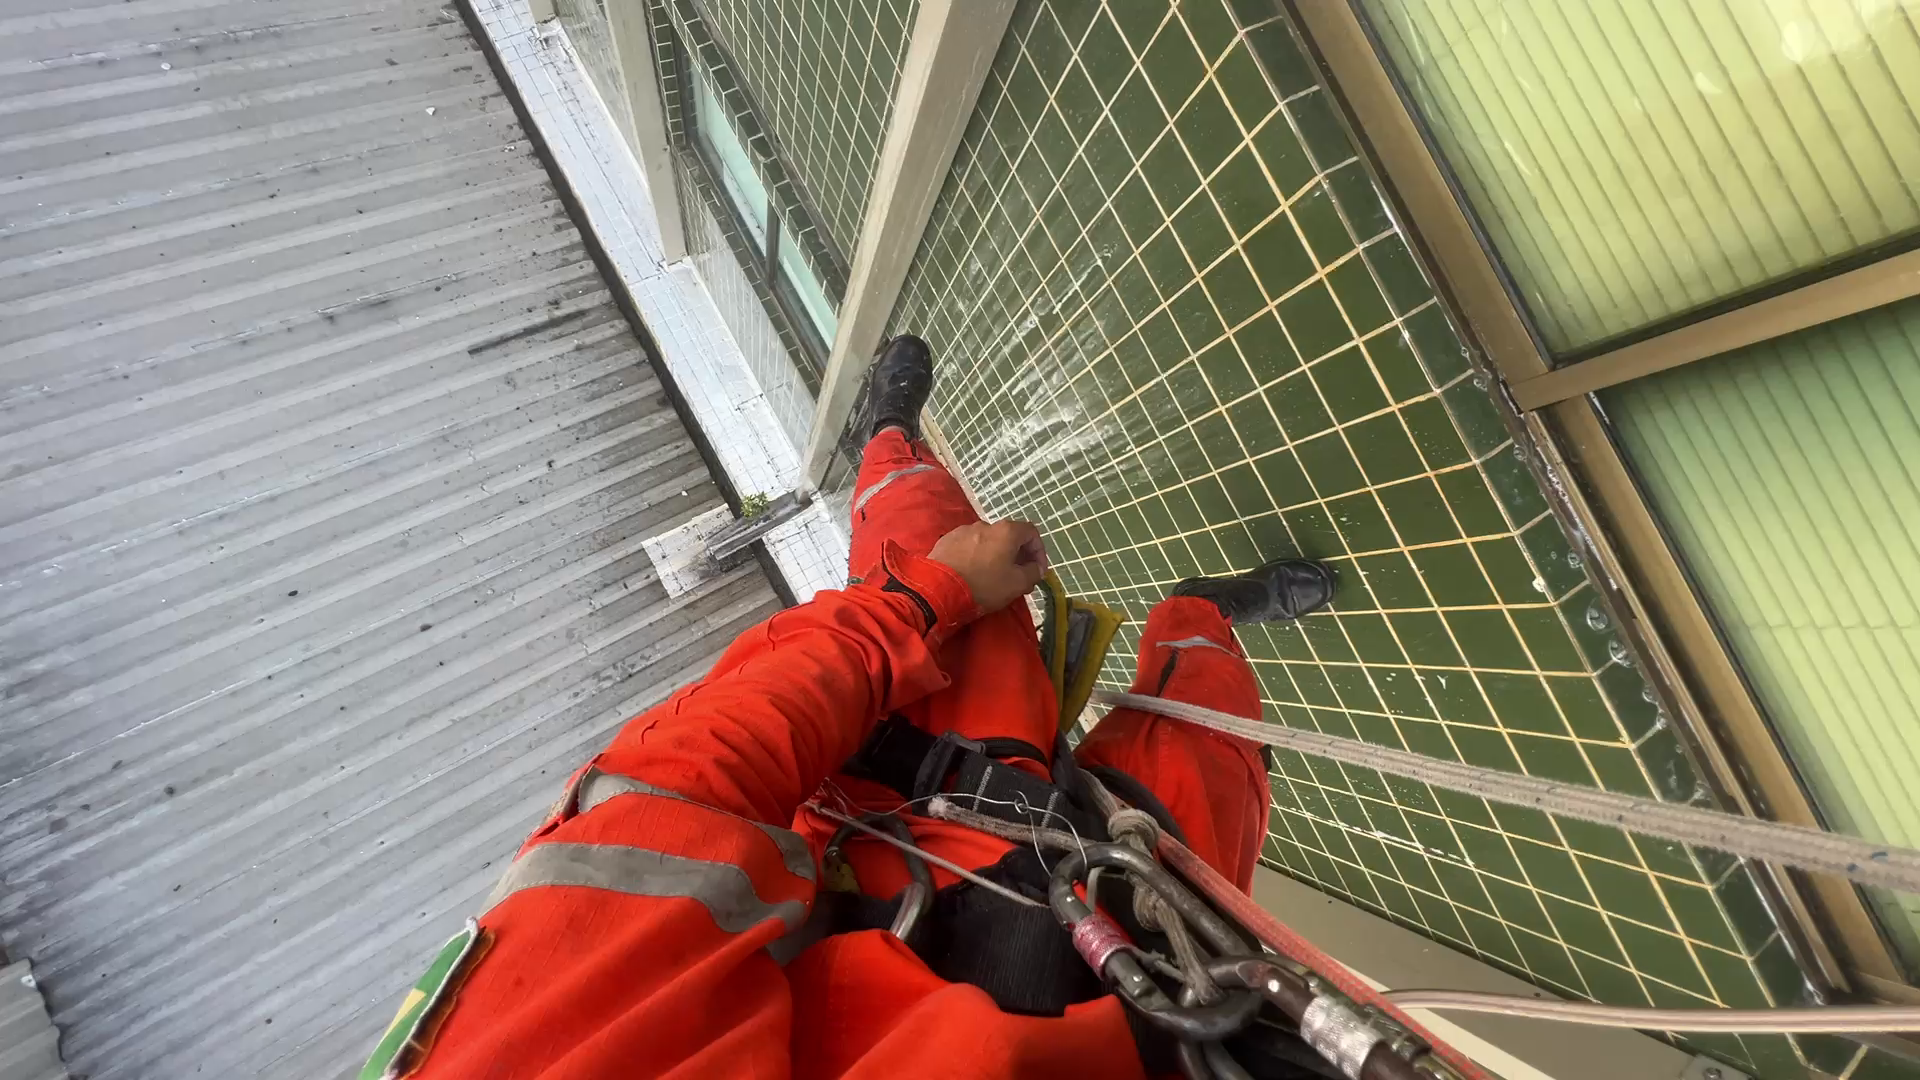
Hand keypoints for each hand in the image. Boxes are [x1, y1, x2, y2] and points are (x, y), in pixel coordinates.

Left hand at [927, 520, 1048, 614]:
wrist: (938, 589)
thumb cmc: (984, 585)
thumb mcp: (1017, 584)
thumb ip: (1033, 573)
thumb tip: (1036, 568)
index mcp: (1006, 531)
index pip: (1031, 533)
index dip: (1039, 551)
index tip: (1037, 571)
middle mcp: (985, 524)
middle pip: (1009, 536)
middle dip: (1017, 556)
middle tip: (1018, 577)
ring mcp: (963, 530)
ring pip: (987, 541)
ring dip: (996, 555)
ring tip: (993, 576)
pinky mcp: (946, 540)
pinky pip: (968, 546)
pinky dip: (976, 556)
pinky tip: (971, 573)